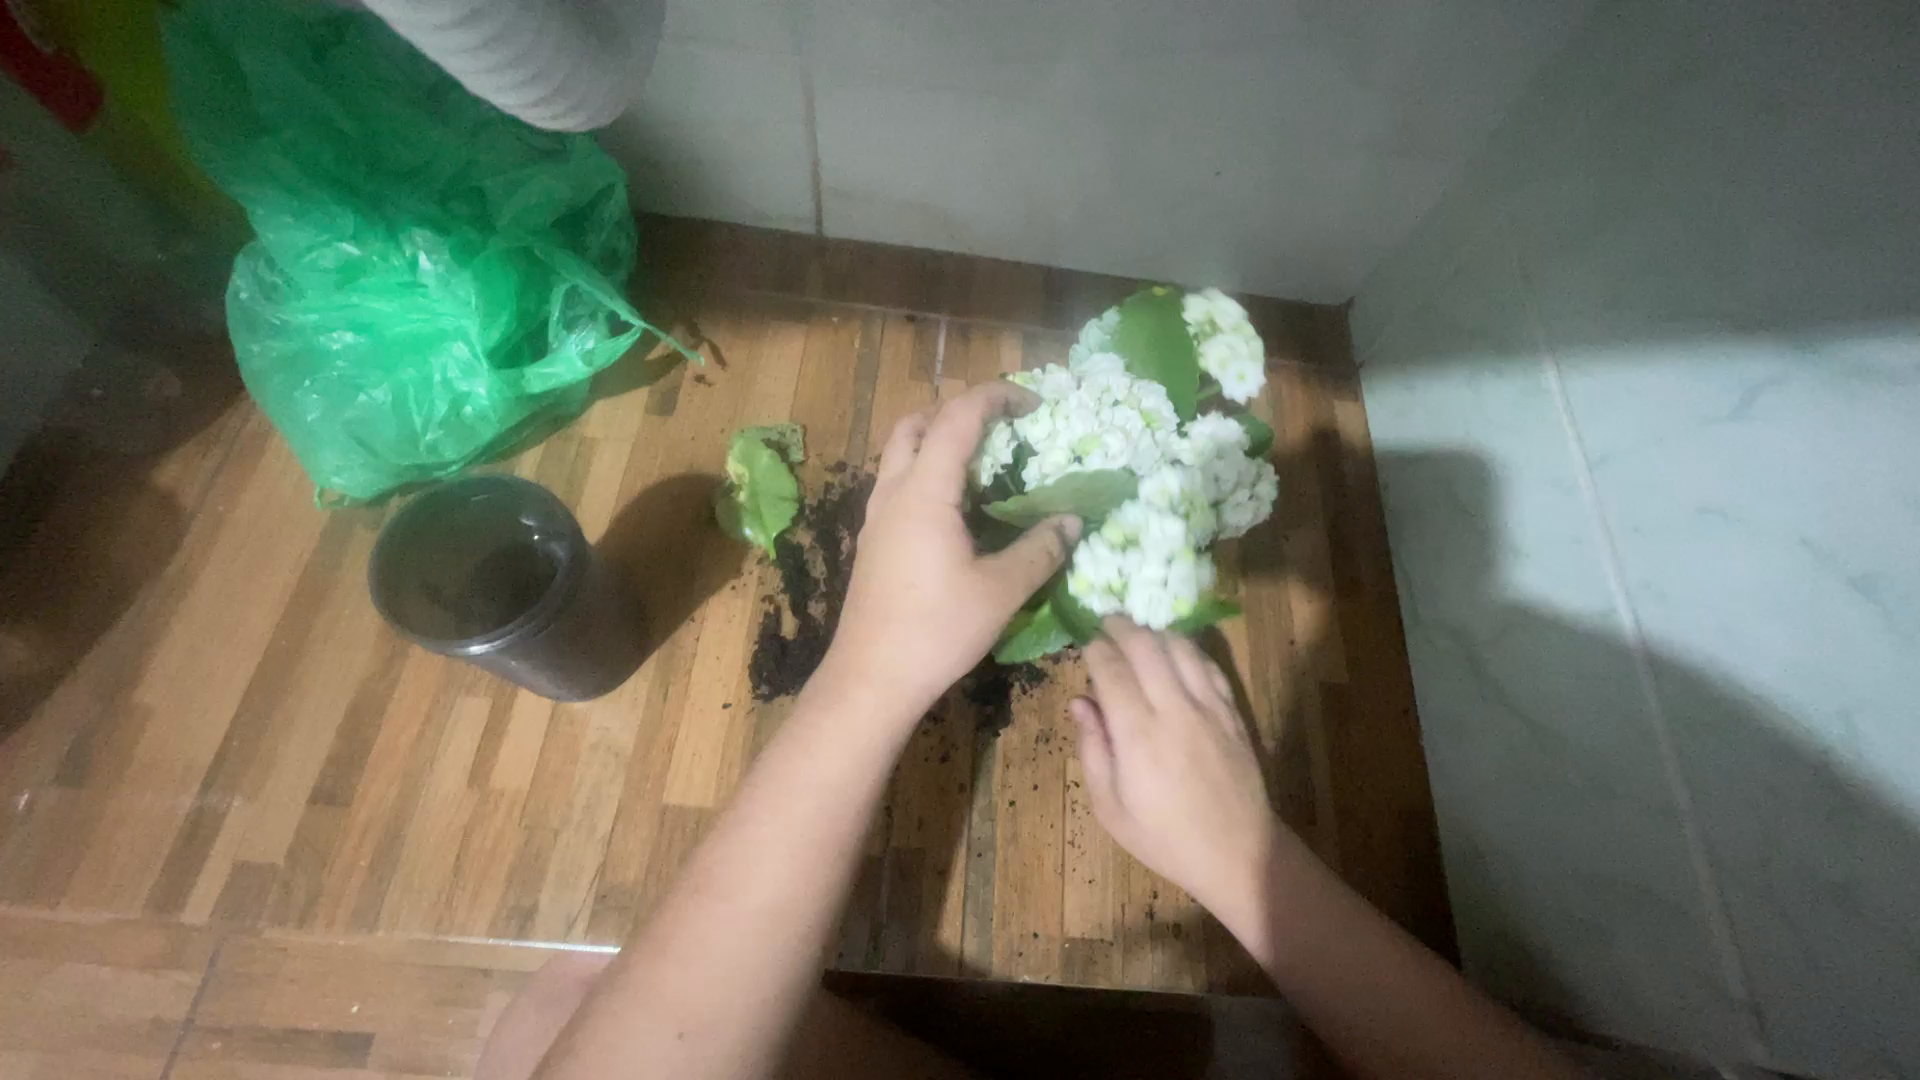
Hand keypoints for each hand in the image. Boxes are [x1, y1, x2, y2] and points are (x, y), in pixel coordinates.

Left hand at [821, 382, 1080, 715]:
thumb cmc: (936, 631)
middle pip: (917, 423)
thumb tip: (1071, 521)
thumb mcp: (1000, 591)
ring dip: (939, 442)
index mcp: (924, 492)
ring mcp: (877, 517)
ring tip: (984, 466)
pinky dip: (927, 474)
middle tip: (1001, 429)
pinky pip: (898, 485)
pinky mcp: (874, 541)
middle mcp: (893, 493)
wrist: (871, 677)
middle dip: (959, 411)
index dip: (997, 397)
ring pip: (901, 454)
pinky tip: (958, 511)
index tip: (1034, 404)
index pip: (958, 417)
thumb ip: (1040, 549)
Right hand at [1073, 617, 1280, 924]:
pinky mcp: (1232, 712)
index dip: (1094, 648)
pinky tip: (1174, 652)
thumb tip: (1079, 702)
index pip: (1111, 670)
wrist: (1238, 854)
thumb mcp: (1109, 807)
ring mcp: (1209, 708)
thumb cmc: (1163, 837)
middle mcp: (1174, 710)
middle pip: (1146, 646)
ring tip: (1138, 633)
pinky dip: (1187, 649)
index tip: (1083, 641)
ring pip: (1180, 647)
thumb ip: (1092, 749)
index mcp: (1137, 735)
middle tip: (1106, 621)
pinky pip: (1208, 665)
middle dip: (1121, 627)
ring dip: (1155, 632)